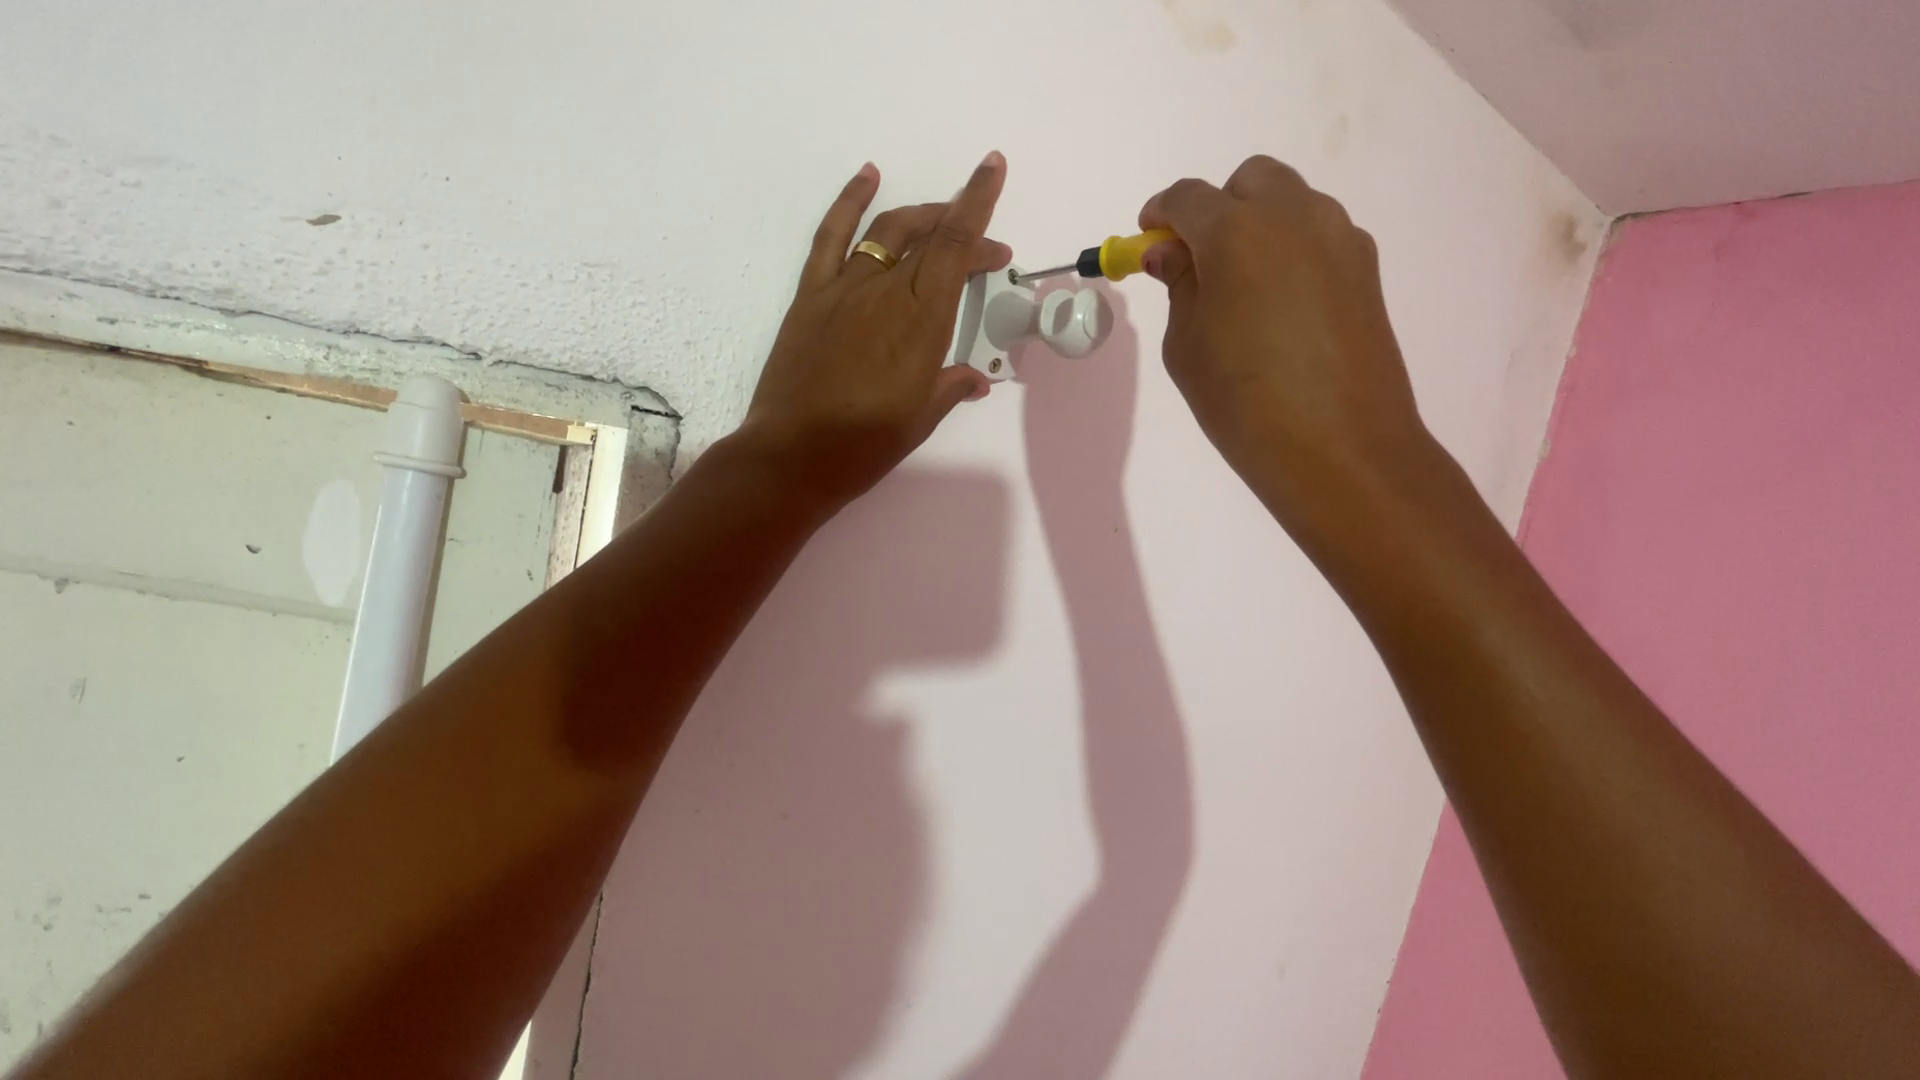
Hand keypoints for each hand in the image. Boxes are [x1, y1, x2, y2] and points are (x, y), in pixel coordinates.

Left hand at [735, 153, 1011, 513]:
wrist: (793, 455)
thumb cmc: (865, 444)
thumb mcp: (921, 419)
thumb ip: (950, 387)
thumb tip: (974, 379)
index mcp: (922, 320)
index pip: (956, 246)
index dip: (979, 203)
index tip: (994, 169)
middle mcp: (886, 291)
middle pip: (930, 237)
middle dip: (964, 227)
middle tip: (987, 251)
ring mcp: (845, 288)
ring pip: (888, 230)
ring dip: (920, 215)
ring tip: (940, 216)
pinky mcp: (811, 295)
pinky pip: (832, 236)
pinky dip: (850, 201)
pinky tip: (868, 178)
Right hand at [1138, 155, 1434, 522]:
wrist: (1338, 446)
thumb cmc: (1242, 402)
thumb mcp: (1186, 346)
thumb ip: (1179, 285)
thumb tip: (1172, 253)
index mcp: (1237, 231)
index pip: (1187, 197)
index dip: (1160, 215)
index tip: (1149, 241)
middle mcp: (1294, 216)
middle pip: (1250, 181)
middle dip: (1218, 208)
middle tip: (1200, 261)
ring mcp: (1339, 238)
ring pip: (1291, 204)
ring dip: (1260, 227)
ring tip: (1244, 289)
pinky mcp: (1366, 268)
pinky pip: (1320, 238)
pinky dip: (1293, 253)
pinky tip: (1283, 308)